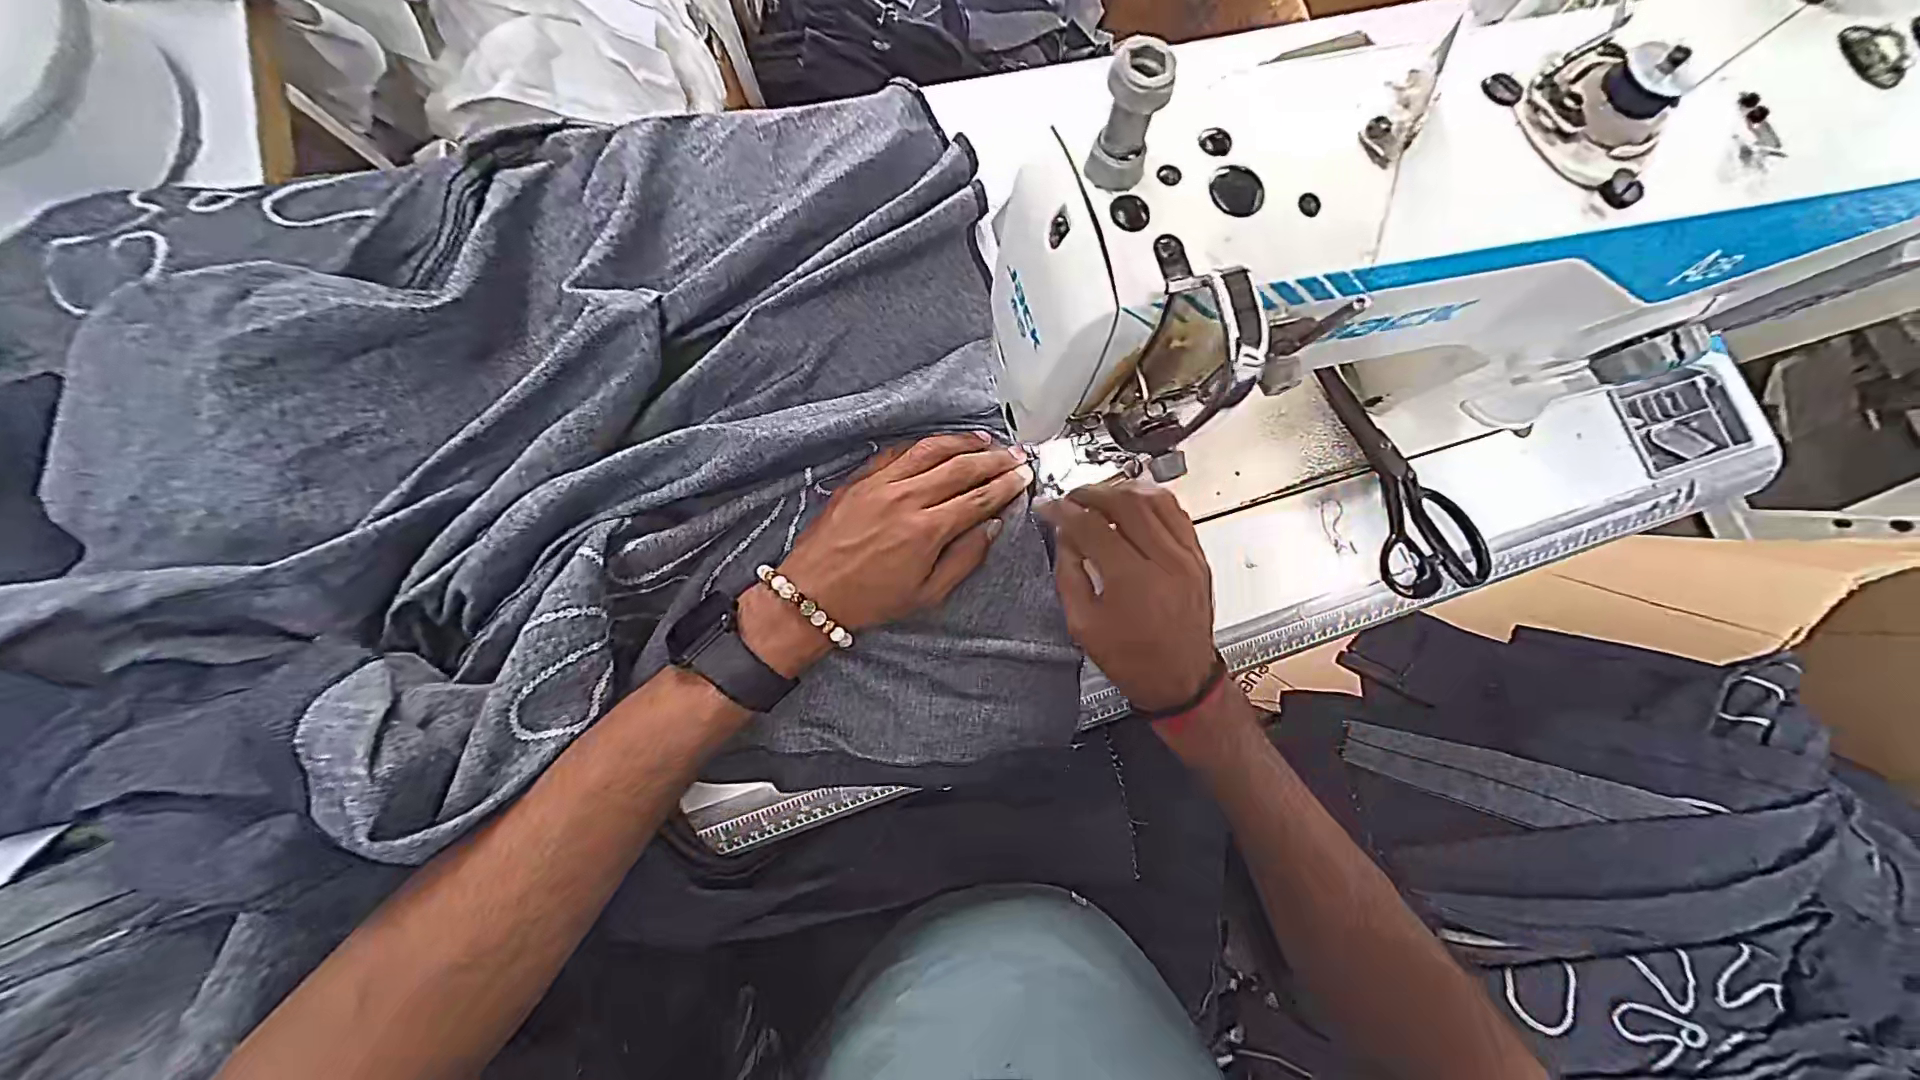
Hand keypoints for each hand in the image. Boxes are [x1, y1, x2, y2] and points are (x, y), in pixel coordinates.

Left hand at [738, 433, 1033, 676]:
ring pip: (931, 450)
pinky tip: (940, 444)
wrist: (813, 593)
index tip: (1023, 476)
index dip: (1007, 485)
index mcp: (927, 530)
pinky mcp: (861, 479)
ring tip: (987, 441)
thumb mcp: (927, 594)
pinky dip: (924, 445)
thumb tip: (991, 527)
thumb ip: (965, 558)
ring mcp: (881, 484)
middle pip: (962, 468)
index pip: (979, 497)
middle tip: (1016, 455)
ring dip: (964, 442)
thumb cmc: (870, 600)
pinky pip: (899, 451)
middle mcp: (906, 499)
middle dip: (995, 459)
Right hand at [1039, 480, 1218, 711]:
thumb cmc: (1135, 660)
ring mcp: (1187, 557)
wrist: (1180, 679)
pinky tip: (1134, 504)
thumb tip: (1065, 536)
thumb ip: (1069, 574)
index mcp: (1132, 581)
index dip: (1063, 511)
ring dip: (1121, 491)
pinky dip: (1150, 500)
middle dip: (1090, 494)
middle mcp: (1165, 562)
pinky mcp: (1198, 557)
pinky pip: (1176, 512)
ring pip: (1154, 499)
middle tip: (1072, 498)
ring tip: (1100, 496)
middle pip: (1124, 502)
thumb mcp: (1083, 623)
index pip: (1091, 526)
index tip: (1050, 508)